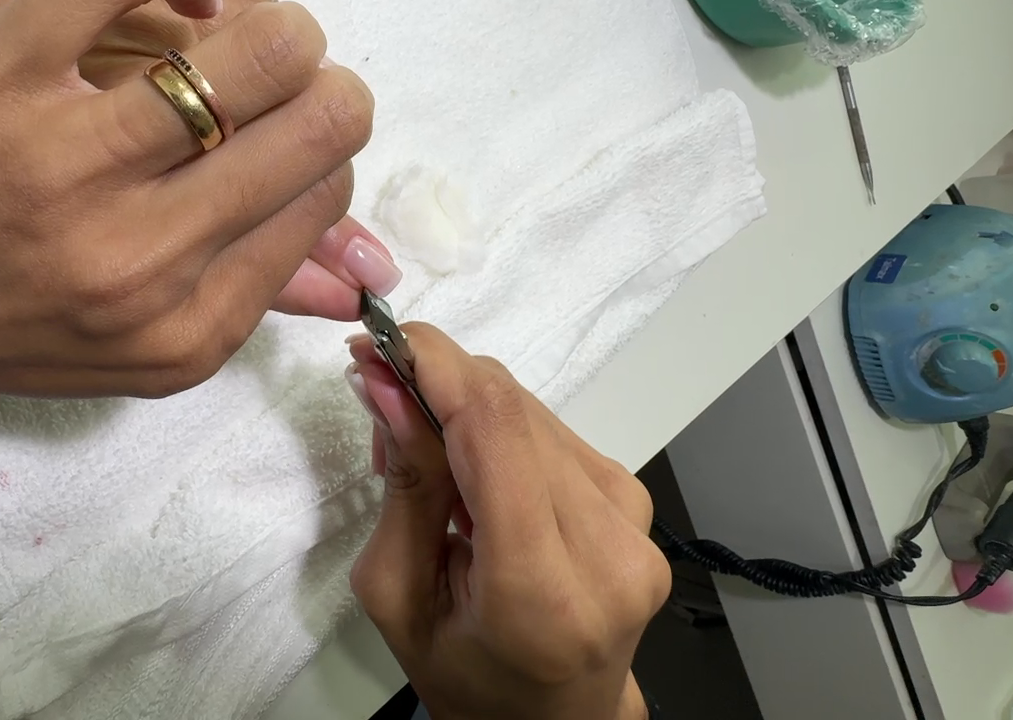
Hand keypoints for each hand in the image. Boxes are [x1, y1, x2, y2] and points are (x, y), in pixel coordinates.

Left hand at [0, 0, 372, 482]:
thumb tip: (364, 274)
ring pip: (247, 54)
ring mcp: (60, 163)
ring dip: (283, 31)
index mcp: (184, 327)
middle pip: (312, 128)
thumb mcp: (141, 350)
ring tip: (255, 36)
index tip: (303, 134)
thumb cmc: (8, 328)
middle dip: (329, 89)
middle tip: (297, 78)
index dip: (329, 152)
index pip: (320, 200)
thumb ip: (255, 301)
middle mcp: (134, 257)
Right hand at [344, 327, 666, 719]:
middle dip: (432, 379)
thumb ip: (402, 481)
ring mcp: (632, 520)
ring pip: (526, 406)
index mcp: (541, 591)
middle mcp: (607, 548)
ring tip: (422, 448)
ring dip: (459, 402)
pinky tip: (469, 462)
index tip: (379, 340)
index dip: (435, 365)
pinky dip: (493, 423)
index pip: (496, 431)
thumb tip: (383, 381)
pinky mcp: (634, 500)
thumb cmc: (462, 672)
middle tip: (379, 395)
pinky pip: (547, 425)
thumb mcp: (397, 592)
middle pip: (510, 407)